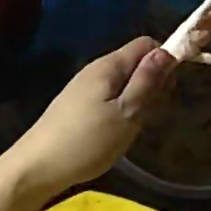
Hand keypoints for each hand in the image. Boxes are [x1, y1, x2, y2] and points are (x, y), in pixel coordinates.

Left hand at [2, 37, 176, 196]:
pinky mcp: (78, 105)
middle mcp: (96, 70)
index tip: (171, 89)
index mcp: (109, 65)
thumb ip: (147, 81)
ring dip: (139, 101)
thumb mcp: (126, 113)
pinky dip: (122, 110)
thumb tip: (168, 50)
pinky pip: (111, 98)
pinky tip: (119, 132)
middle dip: (153, 84)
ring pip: (125, 83)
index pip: (146, 44)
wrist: (38, 166)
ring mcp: (85, 87)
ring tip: (136, 127)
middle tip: (152, 113)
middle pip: (136, 63)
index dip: (165, 60)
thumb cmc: (87, 141)